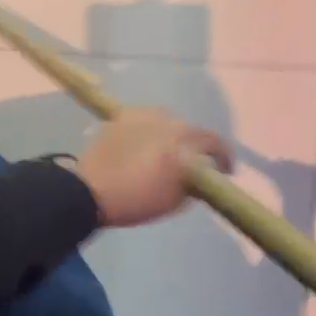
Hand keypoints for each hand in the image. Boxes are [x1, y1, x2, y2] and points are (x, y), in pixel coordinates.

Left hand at [73, 108, 230, 227]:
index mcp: (183, 142)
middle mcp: (166, 121)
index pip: (214, 142)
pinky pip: (146, 119)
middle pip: (191, 129)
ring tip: (170, 151)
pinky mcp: (122, 116)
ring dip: (175, 134)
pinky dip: (153, 129)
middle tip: (196, 163)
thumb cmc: (135, 200)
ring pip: (169, 121)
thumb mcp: (175, 199)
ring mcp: (142, 115)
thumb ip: (194, 182)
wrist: (89, 190)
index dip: (224, 156)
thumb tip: (201, 173)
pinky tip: (147, 142)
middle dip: (197, 145)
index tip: (226, 171)